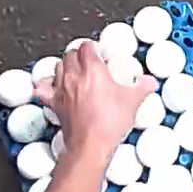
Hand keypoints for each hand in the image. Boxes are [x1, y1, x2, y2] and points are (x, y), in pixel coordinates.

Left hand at [34, 41, 155, 158]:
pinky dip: (45, 85)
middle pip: (70, 55)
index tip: (98, 50)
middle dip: (78, 54)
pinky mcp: (55, 104)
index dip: (92, 46)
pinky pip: (43, 89)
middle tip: (87, 60)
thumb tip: (150, 82)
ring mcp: (62, 90)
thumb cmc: (108, 123)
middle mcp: (74, 76)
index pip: (86, 47)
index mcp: (93, 70)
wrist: (91, 144)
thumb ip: (143, 88)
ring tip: (73, 70)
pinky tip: (49, 87)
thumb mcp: (133, 102)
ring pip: (57, 68)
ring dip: (65, 66)